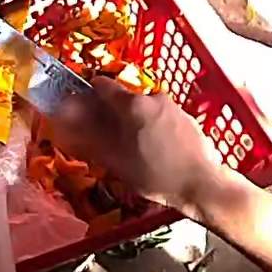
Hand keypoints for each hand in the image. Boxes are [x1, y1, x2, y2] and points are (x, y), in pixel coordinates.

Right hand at [51, 78, 233, 216]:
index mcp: (133, 104)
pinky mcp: (187, 118)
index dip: (87, 96)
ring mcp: (173, 106)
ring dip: (132, 123)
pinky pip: (160, 117)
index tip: (81, 110)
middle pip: (123, 99)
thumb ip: (90, 137)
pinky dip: (151, 128)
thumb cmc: (156, 175)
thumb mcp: (117, 161)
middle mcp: (153, 97)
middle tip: (106, 138)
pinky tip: (154, 151)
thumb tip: (67, 119)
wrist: (203, 185)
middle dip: (111, 115)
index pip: (102, 86)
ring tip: (132, 150)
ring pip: (143, 109)